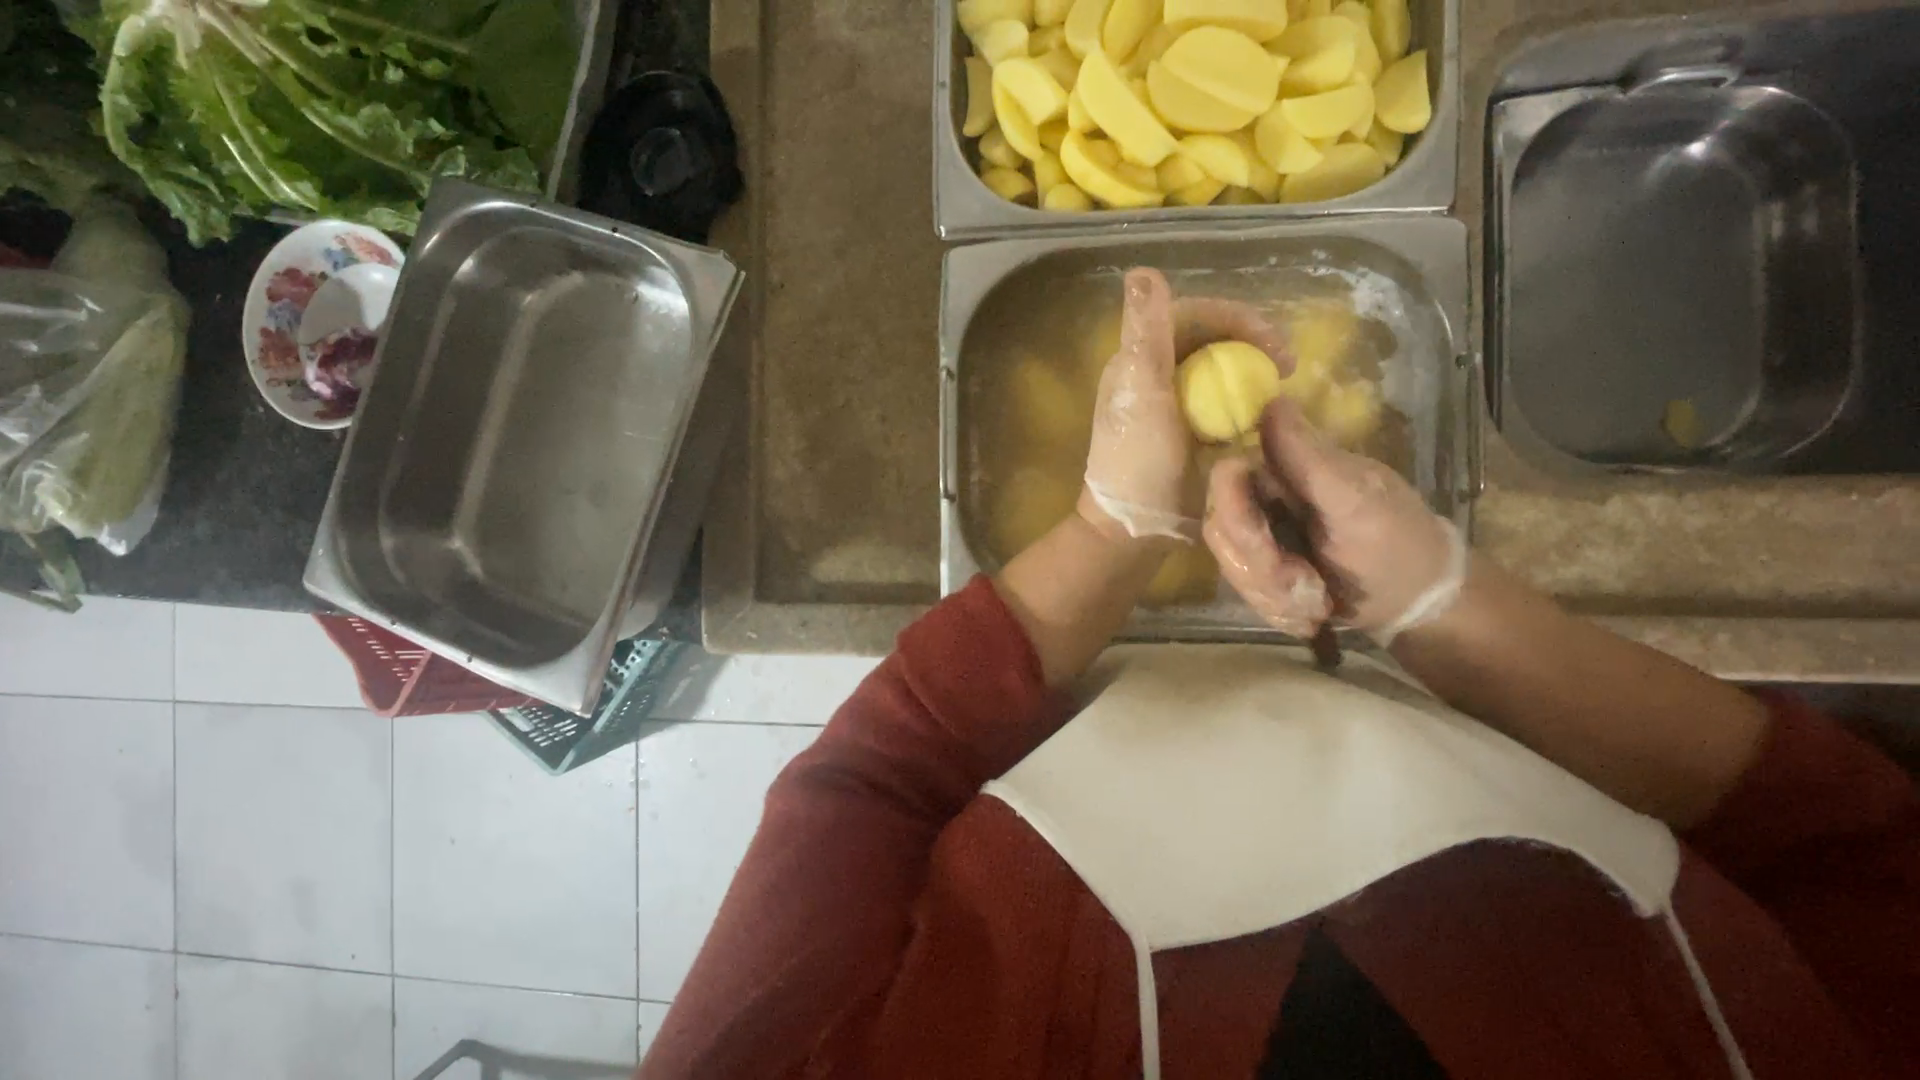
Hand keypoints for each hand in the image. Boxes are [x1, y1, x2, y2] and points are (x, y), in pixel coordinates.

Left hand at [1078, 267, 1289, 542]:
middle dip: (1252, 342)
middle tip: (1288, 363)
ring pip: (1222, 371)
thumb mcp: (1142, 390)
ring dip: (1254, 371)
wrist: (1135, 529)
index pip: (1191, 316)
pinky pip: (1226, 406)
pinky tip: (1270, 415)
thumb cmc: (1138, 459)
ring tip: (1284, 385)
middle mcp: (1156, 377)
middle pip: (1211, 341)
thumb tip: (1142, 269)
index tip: (1272, 340)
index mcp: (1139, 360)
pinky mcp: (1191, 435)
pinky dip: (1249, 403)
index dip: (1234, 317)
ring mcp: (1175, 407)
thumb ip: (1146, 331)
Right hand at [1203, 398, 1464, 642]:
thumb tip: (1273, 400)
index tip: (1271, 550)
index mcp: (1283, 469)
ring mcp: (1262, 538)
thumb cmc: (1396, 542)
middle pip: (1221, 532)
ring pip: (1231, 566)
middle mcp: (1264, 498)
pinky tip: (1312, 613)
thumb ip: (1308, 458)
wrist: (1417, 599)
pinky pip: (1245, 594)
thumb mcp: (1356, 501)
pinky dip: (1279, 611)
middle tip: (1309, 586)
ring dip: (1274, 596)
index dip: (1239, 520)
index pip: (1225, 480)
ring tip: (1318, 602)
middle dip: (1262, 571)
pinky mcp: (1264, 571)